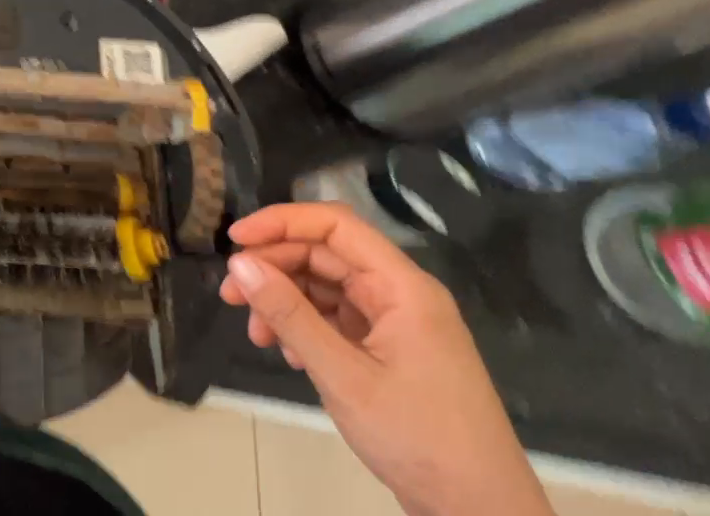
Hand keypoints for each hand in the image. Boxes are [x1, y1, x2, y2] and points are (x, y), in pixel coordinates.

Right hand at [219, 203, 551, 515]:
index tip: (234, 241)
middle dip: (272, 269)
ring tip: (256, 334)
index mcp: (402, 289)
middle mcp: (399, 295)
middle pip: (323, 256)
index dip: (281, 223)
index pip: (335, 226)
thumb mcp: (343, 374)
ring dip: (282, 302)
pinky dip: (302, 327)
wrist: (479, 512)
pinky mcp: (387, 349)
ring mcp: (395, 323)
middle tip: (230, 296)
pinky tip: (285, 353)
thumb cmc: (418, 437)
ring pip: (323, 287)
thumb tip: (239, 263)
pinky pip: (334, 318)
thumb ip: (290, 314)